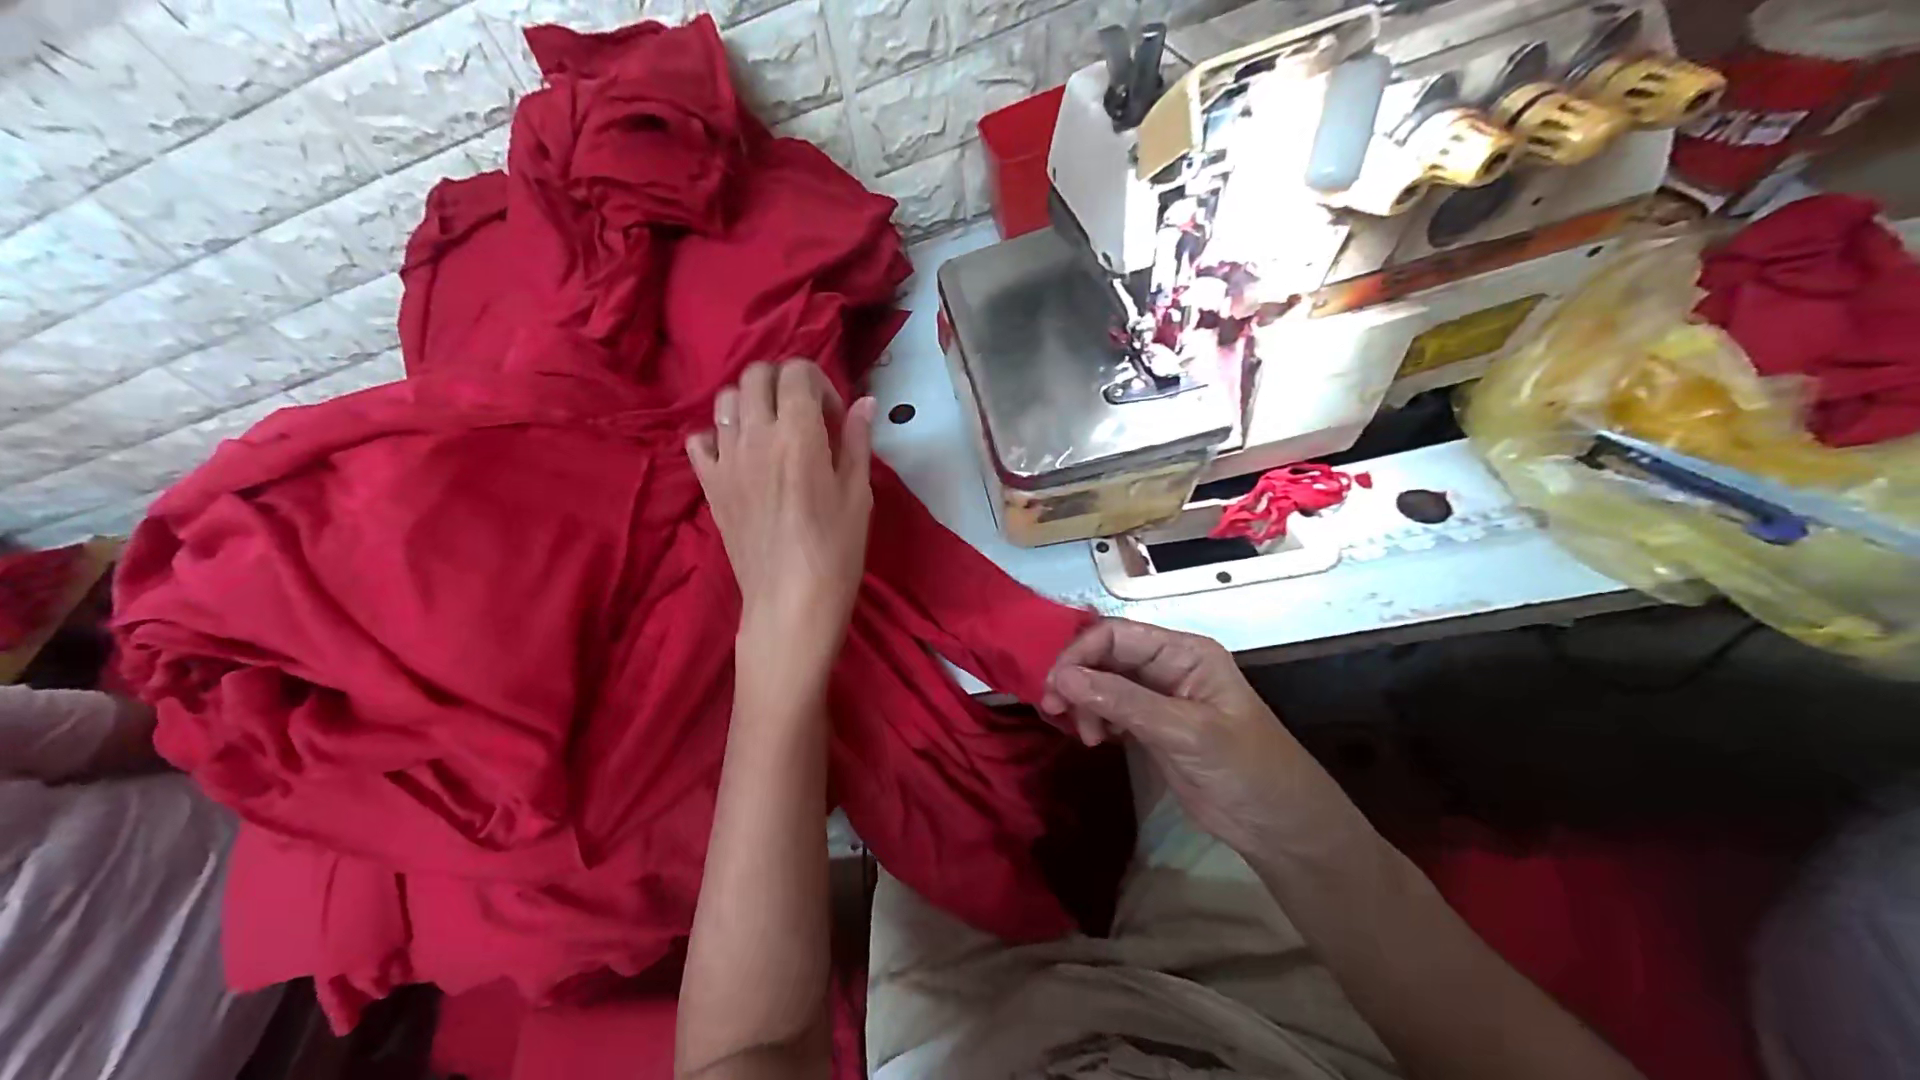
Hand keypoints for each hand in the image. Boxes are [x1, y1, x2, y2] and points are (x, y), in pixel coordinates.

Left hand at [687, 360, 875, 654]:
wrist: (790, 601)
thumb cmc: (836, 550)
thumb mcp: (858, 494)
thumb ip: (857, 441)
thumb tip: (864, 402)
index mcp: (799, 434)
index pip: (797, 371)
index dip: (819, 383)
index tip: (833, 417)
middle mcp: (756, 435)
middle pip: (757, 375)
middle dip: (783, 382)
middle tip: (803, 415)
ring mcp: (726, 459)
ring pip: (725, 399)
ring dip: (751, 403)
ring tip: (771, 431)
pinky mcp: (709, 484)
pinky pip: (700, 439)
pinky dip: (718, 435)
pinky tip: (739, 455)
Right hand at [1041, 618, 1371, 863]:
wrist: (1278, 826)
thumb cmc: (1245, 767)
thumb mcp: (1184, 730)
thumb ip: (1123, 701)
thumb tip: (1062, 677)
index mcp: (1184, 652)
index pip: (1117, 634)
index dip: (1080, 653)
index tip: (1054, 686)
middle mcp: (1168, 666)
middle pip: (1105, 657)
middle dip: (1077, 680)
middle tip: (1054, 711)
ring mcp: (1158, 697)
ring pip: (1102, 684)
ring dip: (1084, 704)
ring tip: (1086, 737)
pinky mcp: (1151, 727)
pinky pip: (1110, 710)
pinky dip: (1094, 720)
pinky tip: (1095, 739)